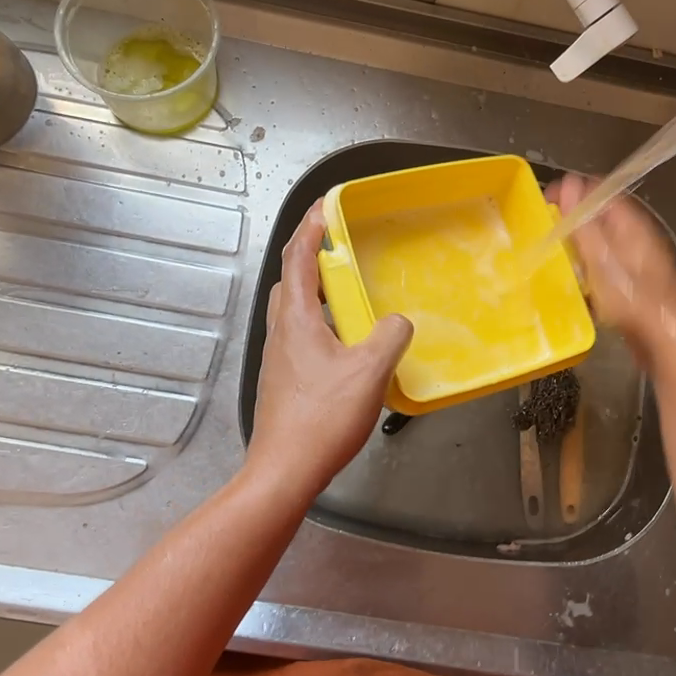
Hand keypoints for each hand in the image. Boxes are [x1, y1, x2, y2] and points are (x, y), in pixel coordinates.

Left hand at [247, 202, 413, 493]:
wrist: (284, 469)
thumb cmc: (323, 416)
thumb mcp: (369, 371)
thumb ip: (389, 336)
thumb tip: (397, 322)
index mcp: (296, 318)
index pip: (298, 257)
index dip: (311, 227)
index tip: (326, 206)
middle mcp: (280, 331)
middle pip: (291, 281)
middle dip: (312, 258)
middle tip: (342, 252)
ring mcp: (278, 358)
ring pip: (294, 311)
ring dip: (317, 294)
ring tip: (350, 296)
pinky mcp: (283, 381)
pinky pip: (300, 336)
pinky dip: (320, 324)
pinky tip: (345, 346)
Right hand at [549, 174, 675, 366]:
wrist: (666, 343)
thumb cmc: (634, 300)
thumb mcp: (603, 261)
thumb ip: (584, 225)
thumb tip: (569, 184)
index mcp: (633, 227)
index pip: (604, 193)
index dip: (576, 191)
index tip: (548, 198)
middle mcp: (637, 241)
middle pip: (603, 219)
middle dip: (574, 220)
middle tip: (546, 228)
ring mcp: (637, 265)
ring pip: (603, 246)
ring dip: (580, 248)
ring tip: (553, 254)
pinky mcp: (634, 288)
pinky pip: (606, 270)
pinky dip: (589, 271)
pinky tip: (574, 284)